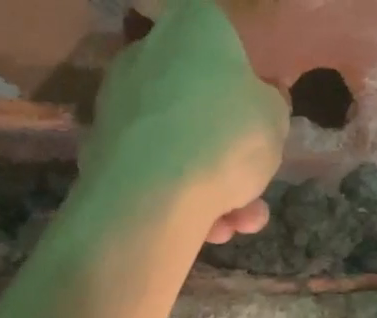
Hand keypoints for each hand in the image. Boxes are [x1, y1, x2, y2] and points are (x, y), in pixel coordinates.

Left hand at [84, 0, 288, 242]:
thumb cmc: (226, 137)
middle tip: (254, 195)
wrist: (155, 194)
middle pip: (200, 109)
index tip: (260, 132)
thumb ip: (270, 107)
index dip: (248, 96)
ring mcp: (119, 105)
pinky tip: (208, 232)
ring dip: (216, 192)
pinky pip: (155, 176)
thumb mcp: (275, 119)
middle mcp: (147, 53)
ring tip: (238, 226)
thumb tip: (263, 104)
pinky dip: (181, 202)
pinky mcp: (102, 154)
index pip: (226, 48)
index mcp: (192, 26)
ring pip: (180, 150)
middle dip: (231, 160)